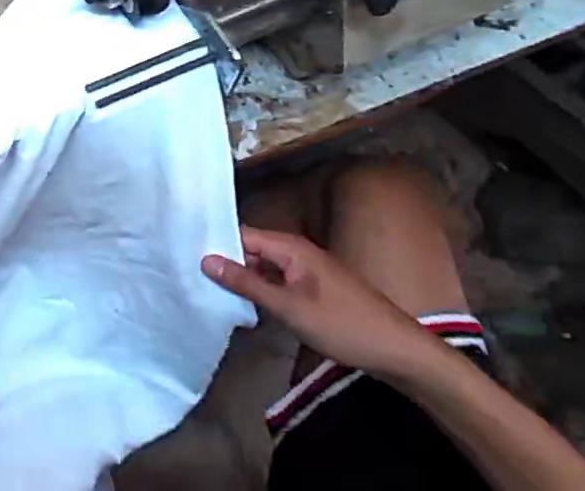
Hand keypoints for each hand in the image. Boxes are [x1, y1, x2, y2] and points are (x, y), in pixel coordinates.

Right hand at [203, 225, 440, 376]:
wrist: (396, 350)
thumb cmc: (341, 324)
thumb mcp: (288, 307)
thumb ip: (246, 283)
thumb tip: (206, 259)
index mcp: (290, 246)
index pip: (243, 235)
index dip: (217, 244)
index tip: (187, 255)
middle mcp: (297, 250)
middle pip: (252, 249)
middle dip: (227, 262)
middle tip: (193, 276)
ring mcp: (306, 269)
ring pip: (265, 266)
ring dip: (244, 278)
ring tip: (211, 290)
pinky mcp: (313, 287)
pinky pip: (278, 279)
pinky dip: (262, 289)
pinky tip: (246, 305)